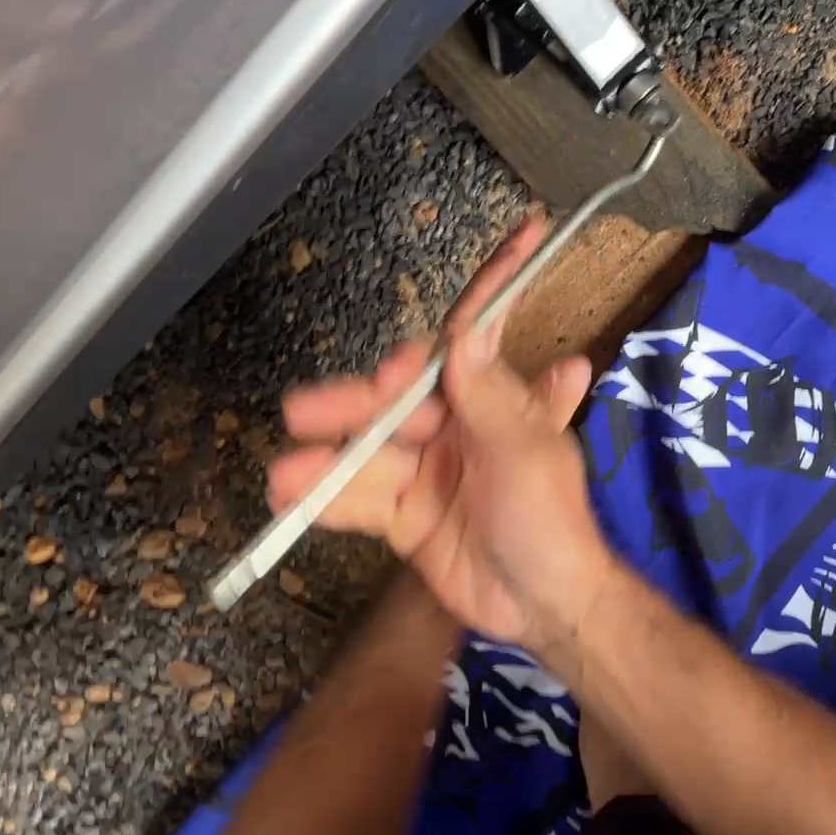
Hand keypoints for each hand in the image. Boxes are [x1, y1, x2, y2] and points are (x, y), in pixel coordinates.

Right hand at [268, 219, 616, 649]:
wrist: (543, 607)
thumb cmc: (549, 519)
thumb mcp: (524, 451)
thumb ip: (490, 394)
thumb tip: (471, 329)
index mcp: (496, 400)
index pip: (479, 336)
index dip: (495, 283)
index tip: (527, 226)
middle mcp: (459, 425)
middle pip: (399, 398)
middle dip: (359, 401)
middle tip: (310, 408)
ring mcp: (429, 469)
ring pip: (370, 449)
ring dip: (328, 455)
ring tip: (286, 467)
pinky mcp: (404, 514)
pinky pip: (359, 499)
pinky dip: (326, 498)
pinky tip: (289, 496)